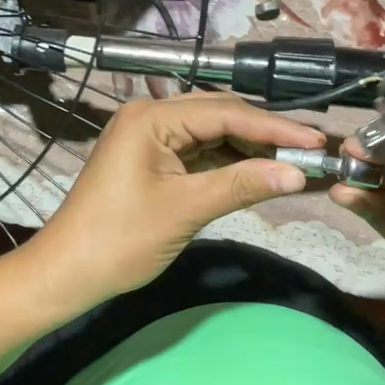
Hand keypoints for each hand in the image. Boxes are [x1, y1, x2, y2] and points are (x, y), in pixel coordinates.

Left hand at [28, 93, 323, 311]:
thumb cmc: (120, 240)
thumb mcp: (185, 210)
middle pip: (220, 115)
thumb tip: (297, 174)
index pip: (225, 112)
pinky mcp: (153, 159)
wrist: (68, 271)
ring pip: (213, 134)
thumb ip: (241, 185)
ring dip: (251, 148)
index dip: (274, 127)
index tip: (316, 140)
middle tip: (313, 148)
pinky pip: (200, 152)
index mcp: (151, 117)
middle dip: (266, 133)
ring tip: (296, 159)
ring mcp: (150, 137)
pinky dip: (230, 163)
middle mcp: (150, 116)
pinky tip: (261, 171)